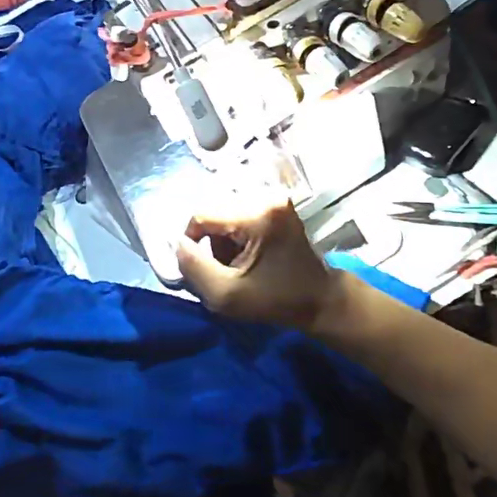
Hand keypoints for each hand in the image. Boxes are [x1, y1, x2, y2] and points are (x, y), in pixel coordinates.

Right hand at [175, 199, 346, 331]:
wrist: (320, 298)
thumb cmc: (275, 300)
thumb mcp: (225, 295)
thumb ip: (193, 267)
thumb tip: (177, 243)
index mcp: (256, 214)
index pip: (202, 214)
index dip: (192, 242)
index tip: (204, 269)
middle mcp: (266, 196)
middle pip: (214, 211)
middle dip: (211, 241)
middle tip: (227, 268)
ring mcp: (274, 198)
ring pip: (225, 212)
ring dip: (224, 239)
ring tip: (240, 264)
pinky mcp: (278, 204)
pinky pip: (241, 213)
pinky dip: (237, 234)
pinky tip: (250, 255)